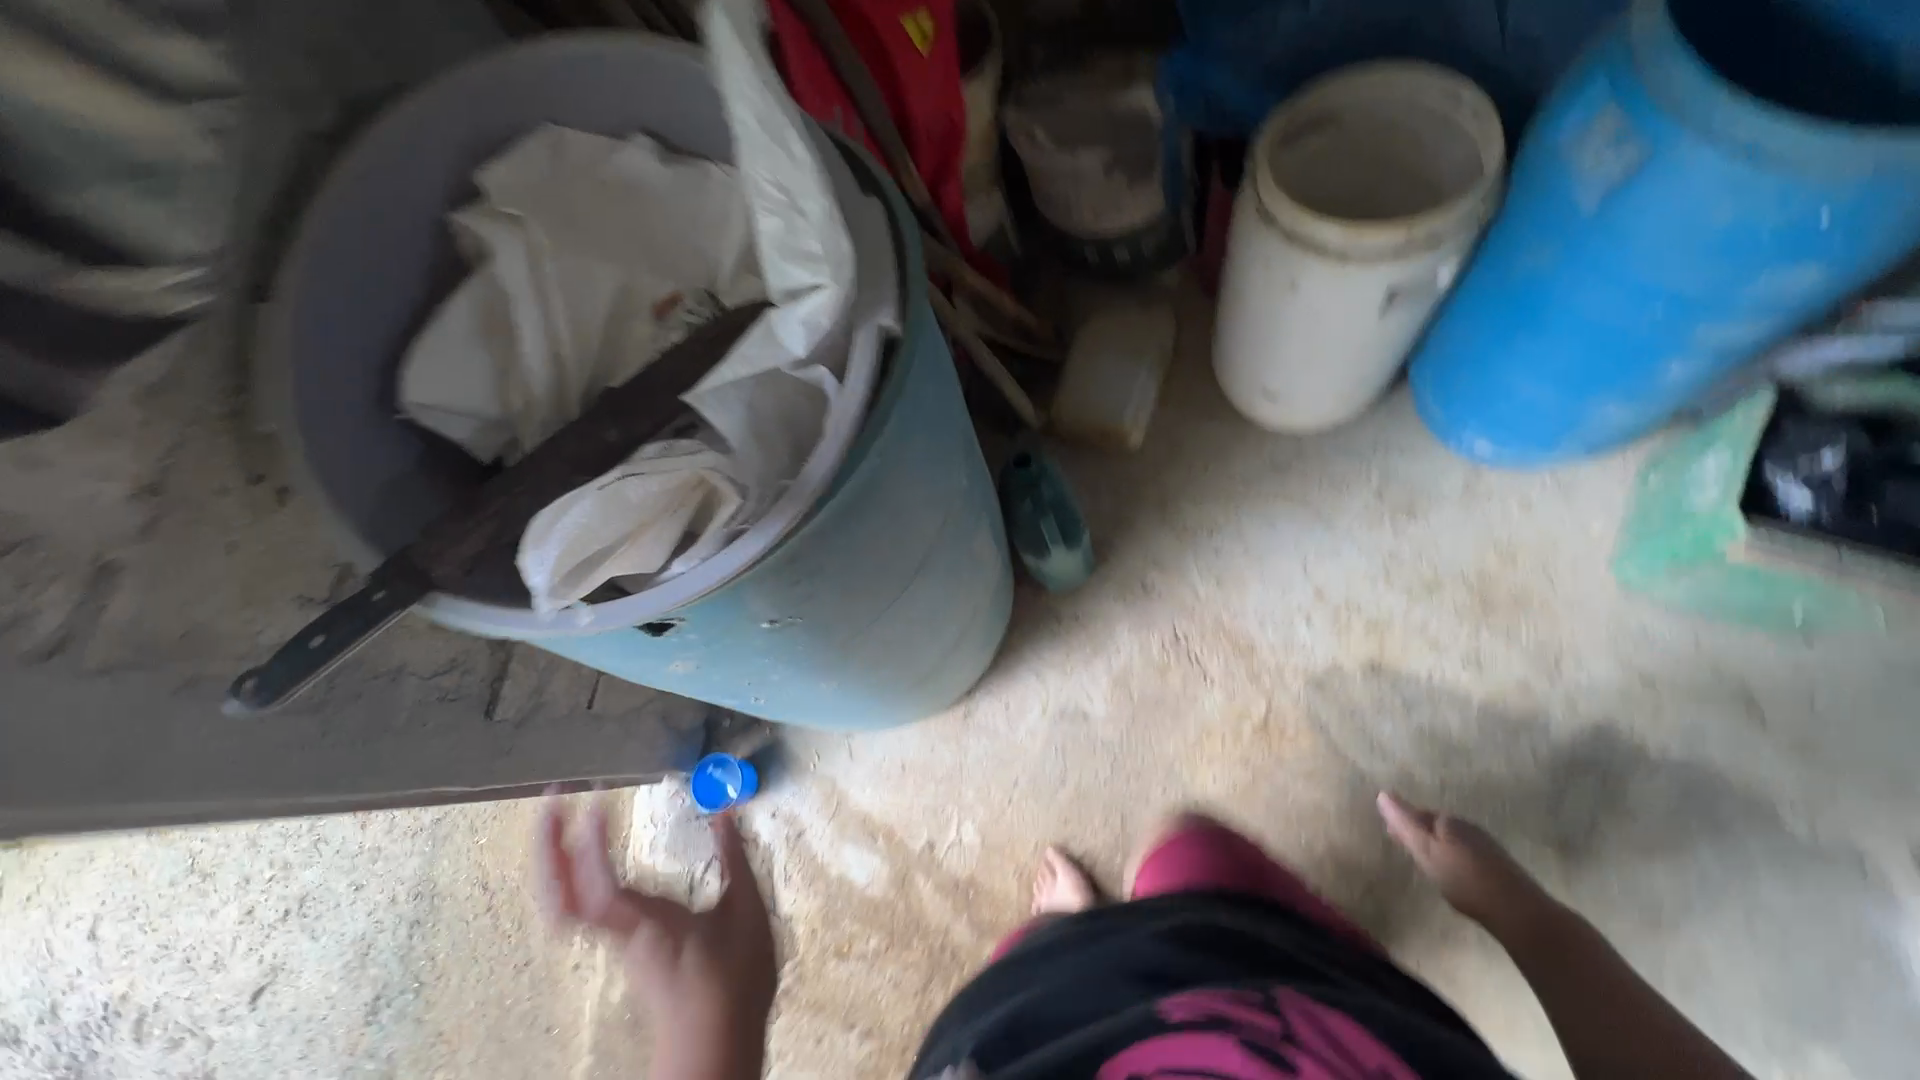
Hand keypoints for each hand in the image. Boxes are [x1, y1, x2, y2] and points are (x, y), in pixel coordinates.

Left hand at [535, 798, 776, 1065]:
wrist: (718, 1039)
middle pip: (561, 897)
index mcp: (648, 922)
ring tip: (559, 821)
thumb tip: (724, 812)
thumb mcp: (746, 912)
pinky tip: (581, 859)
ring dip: (552, 862)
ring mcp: (615, 941)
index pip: (601, 883)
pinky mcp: (620, 945)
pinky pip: (577, 910)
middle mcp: (621, 931)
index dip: (589, 844)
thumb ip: (733, 859)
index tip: (595, 801)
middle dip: (548, 849)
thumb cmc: (734, 979)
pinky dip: (569, 879)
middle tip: (552, 801)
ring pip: (562, 905)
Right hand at [1376, 791, 1555, 938]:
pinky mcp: (1499, 865)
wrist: (1517, 910)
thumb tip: (1382, 793)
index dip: (1403, 824)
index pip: (1418, 814)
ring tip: (1427, 862)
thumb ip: (1404, 825)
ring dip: (1439, 846)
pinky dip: (1455, 859)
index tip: (1391, 835)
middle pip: (1437, 825)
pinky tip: (1455, 874)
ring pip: (1453, 840)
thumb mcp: (1426, 852)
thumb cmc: (1464, 880)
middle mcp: (1468, 828)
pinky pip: (1467, 854)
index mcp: (1448, 822)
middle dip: (1421, 832)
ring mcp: (1487, 846)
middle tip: (1406, 847)